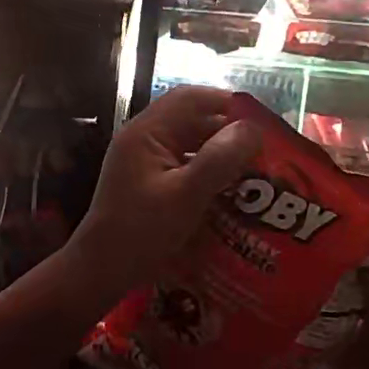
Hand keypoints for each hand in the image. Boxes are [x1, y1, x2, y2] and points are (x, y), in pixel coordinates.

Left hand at [68, 86, 259, 292]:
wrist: (101, 269)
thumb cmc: (140, 230)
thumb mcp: (185, 195)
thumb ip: (218, 160)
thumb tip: (252, 129)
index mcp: (146, 132)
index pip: (189, 98)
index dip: (225, 102)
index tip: (261, 120)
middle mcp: (143, 139)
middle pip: (191, 120)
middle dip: (228, 131)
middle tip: (267, 150)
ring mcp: (144, 161)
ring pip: (189, 145)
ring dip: (220, 154)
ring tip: (257, 171)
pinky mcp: (149, 182)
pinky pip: (183, 166)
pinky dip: (207, 172)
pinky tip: (232, 191)